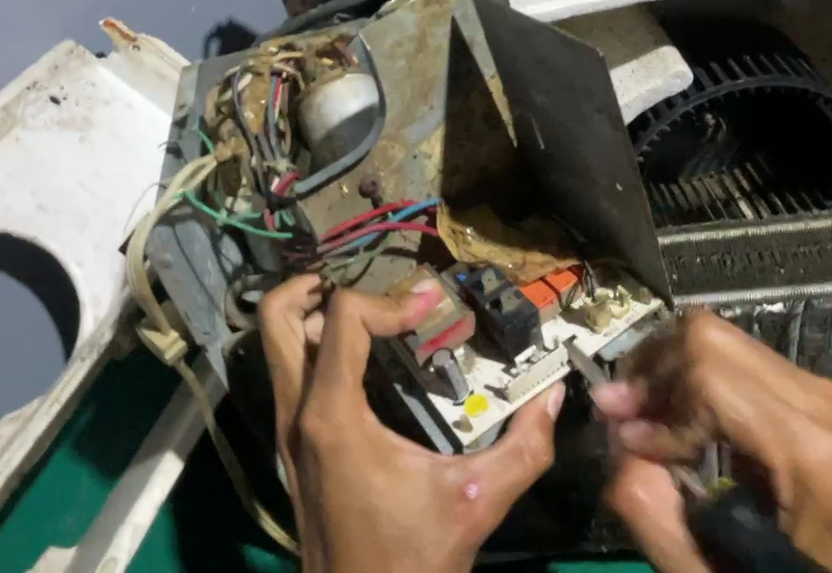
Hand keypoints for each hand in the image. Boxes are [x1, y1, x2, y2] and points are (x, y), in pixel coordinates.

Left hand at [258, 274, 563, 572]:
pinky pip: (288, 374)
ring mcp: (287, 430)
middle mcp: (298, 413)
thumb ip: (525, 447)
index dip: (389, 298)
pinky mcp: (292, 446)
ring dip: (311, 314)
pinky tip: (360, 359)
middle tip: (367, 286)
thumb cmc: (413, 560)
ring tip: (365, 314)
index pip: (344, 318)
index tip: (431, 303)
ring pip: (274, 344)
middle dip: (314, 286)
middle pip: (277, 318)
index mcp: (334, 416)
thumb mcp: (478, 500)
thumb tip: (557, 396)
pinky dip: (313, 347)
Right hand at [593, 311, 831, 572]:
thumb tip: (616, 427)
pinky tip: (677, 409)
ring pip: (718, 336)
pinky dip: (692, 372)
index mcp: (817, 458)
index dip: (657, 400)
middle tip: (621, 411)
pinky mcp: (815, 388)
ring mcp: (825, 392)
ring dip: (668, 368)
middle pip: (710, 341)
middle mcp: (828, 409)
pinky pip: (735, 350)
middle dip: (653, 372)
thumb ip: (648, 504)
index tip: (625, 439)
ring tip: (644, 410)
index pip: (712, 378)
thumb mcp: (700, 569)